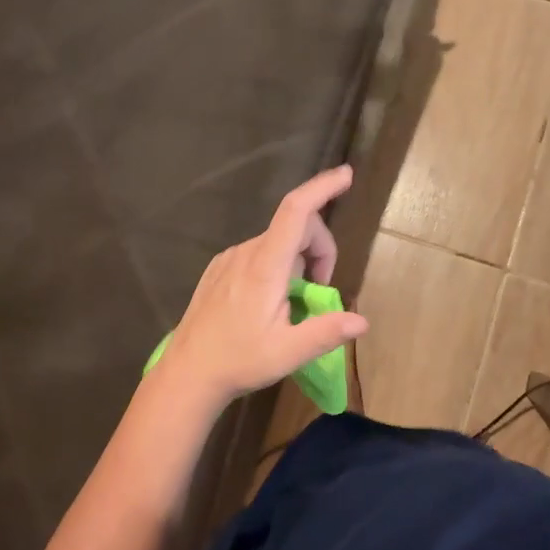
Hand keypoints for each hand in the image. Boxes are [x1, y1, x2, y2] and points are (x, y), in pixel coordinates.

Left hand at [157, 166, 368, 406]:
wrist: (188, 373)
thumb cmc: (238, 361)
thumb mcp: (288, 353)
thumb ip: (326, 332)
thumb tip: (362, 321)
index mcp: (265, 266)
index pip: (296, 211)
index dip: (322, 188)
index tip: (346, 176)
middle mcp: (246, 252)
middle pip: (295, 228)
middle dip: (319, 251)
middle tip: (320, 294)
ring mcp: (230, 258)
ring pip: (278, 243)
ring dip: (298, 263)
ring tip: (293, 306)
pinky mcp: (220, 268)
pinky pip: (259, 253)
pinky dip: (278, 267)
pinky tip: (270, 304)